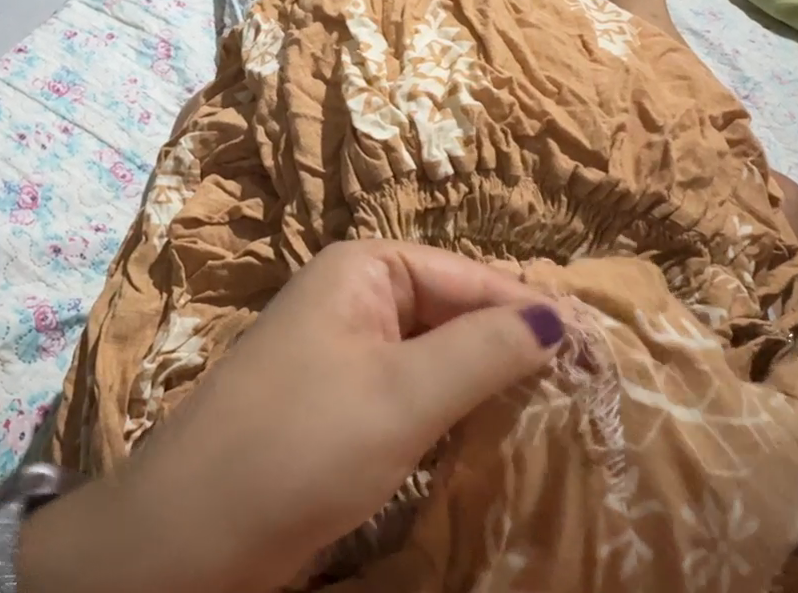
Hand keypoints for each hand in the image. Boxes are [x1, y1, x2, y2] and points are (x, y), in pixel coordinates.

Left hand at [21, 240, 565, 592]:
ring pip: (433, 353)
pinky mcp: (335, 402)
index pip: (471, 277)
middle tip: (588, 385)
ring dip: (484, 378)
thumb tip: (557, 318)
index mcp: (363, 269)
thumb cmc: (303, 442)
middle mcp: (351, 297)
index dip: (534, 312)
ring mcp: (340, 350)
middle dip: (511, 345)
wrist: (194, 527)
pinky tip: (487, 430)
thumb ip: (485, 349)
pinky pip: (409, 388)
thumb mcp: (404, 391)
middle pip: (452, 310)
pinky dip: (449, 406)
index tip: (603, 351)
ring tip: (553, 406)